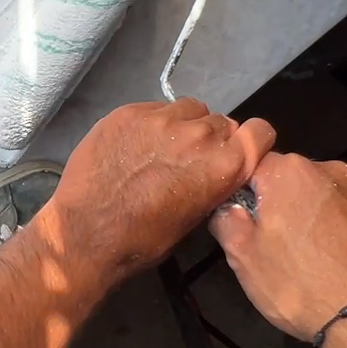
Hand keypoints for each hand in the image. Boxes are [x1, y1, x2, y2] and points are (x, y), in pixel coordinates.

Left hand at [40, 98, 273, 286]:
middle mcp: (199, 134)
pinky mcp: (128, 112)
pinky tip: (133, 145)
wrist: (86, 232)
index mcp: (224, 165)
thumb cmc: (143, 239)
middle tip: (186, 160)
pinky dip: (150, 123)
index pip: (260, 132)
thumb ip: (213, 182)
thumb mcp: (194, 217)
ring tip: (159, 148)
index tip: (235, 151)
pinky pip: (153, 108)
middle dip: (210, 139)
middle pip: (220, 123)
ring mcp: (161, 119)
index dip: (250, 141)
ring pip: (188, 109)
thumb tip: (213, 170)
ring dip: (182, 126)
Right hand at [208, 152, 346, 340]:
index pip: (248, 163)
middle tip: (258, 241)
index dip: (235, 189)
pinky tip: (320, 263)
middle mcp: (325, 170)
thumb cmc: (298, 283)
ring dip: (297, 218)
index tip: (231, 215)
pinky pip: (335, 217)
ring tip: (291, 257)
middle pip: (282, 179)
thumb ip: (225, 220)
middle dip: (268, 202)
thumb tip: (226, 208)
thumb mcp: (241, 255)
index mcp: (288, 170)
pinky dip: (323, 232)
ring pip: (310, 198)